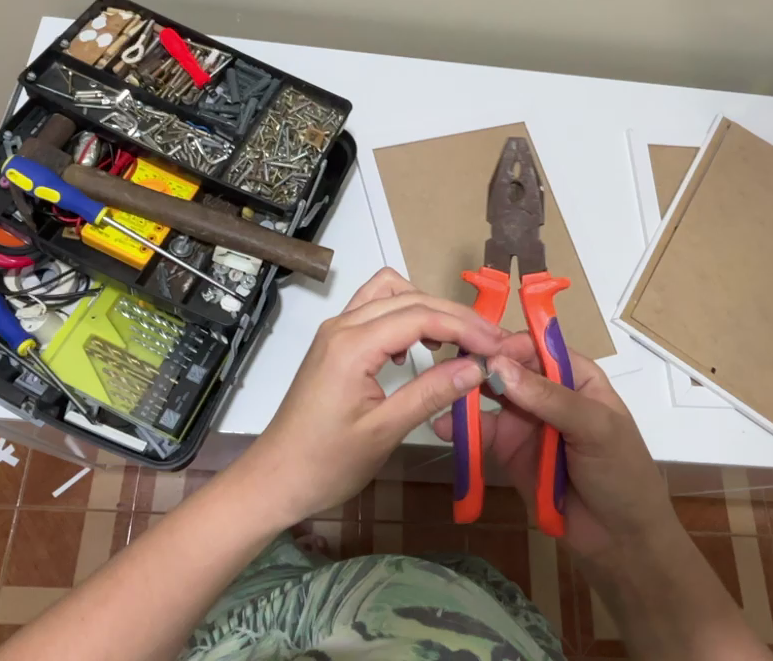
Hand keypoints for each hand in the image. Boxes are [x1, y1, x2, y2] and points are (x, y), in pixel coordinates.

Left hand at [232, 268, 509, 525]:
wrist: (274, 479)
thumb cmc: (327, 463)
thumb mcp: (385, 431)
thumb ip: (431, 393)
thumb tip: (478, 367)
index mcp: (353, 344)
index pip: (421, 316)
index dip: (464, 326)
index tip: (498, 345)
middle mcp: (343, 325)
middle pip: (409, 298)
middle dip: (453, 315)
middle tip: (489, 343)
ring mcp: (335, 331)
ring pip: (388, 294)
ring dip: (425, 308)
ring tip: (454, 343)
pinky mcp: (333, 343)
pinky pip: (373, 310)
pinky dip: (402, 316)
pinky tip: (414, 351)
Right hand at [432, 334, 676, 561]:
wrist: (621, 542)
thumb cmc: (621, 473)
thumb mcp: (595, 429)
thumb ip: (549, 398)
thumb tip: (498, 366)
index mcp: (574, 375)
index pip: (536, 347)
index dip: (509, 347)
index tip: (485, 356)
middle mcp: (546, 390)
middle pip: (506, 366)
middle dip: (480, 365)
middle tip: (453, 368)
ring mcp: (525, 420)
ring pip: (489, 395)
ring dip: (466, 392)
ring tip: (442, 391)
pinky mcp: (508, 449)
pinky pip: (482, 432)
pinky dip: (462, 427)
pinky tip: (444, 426)